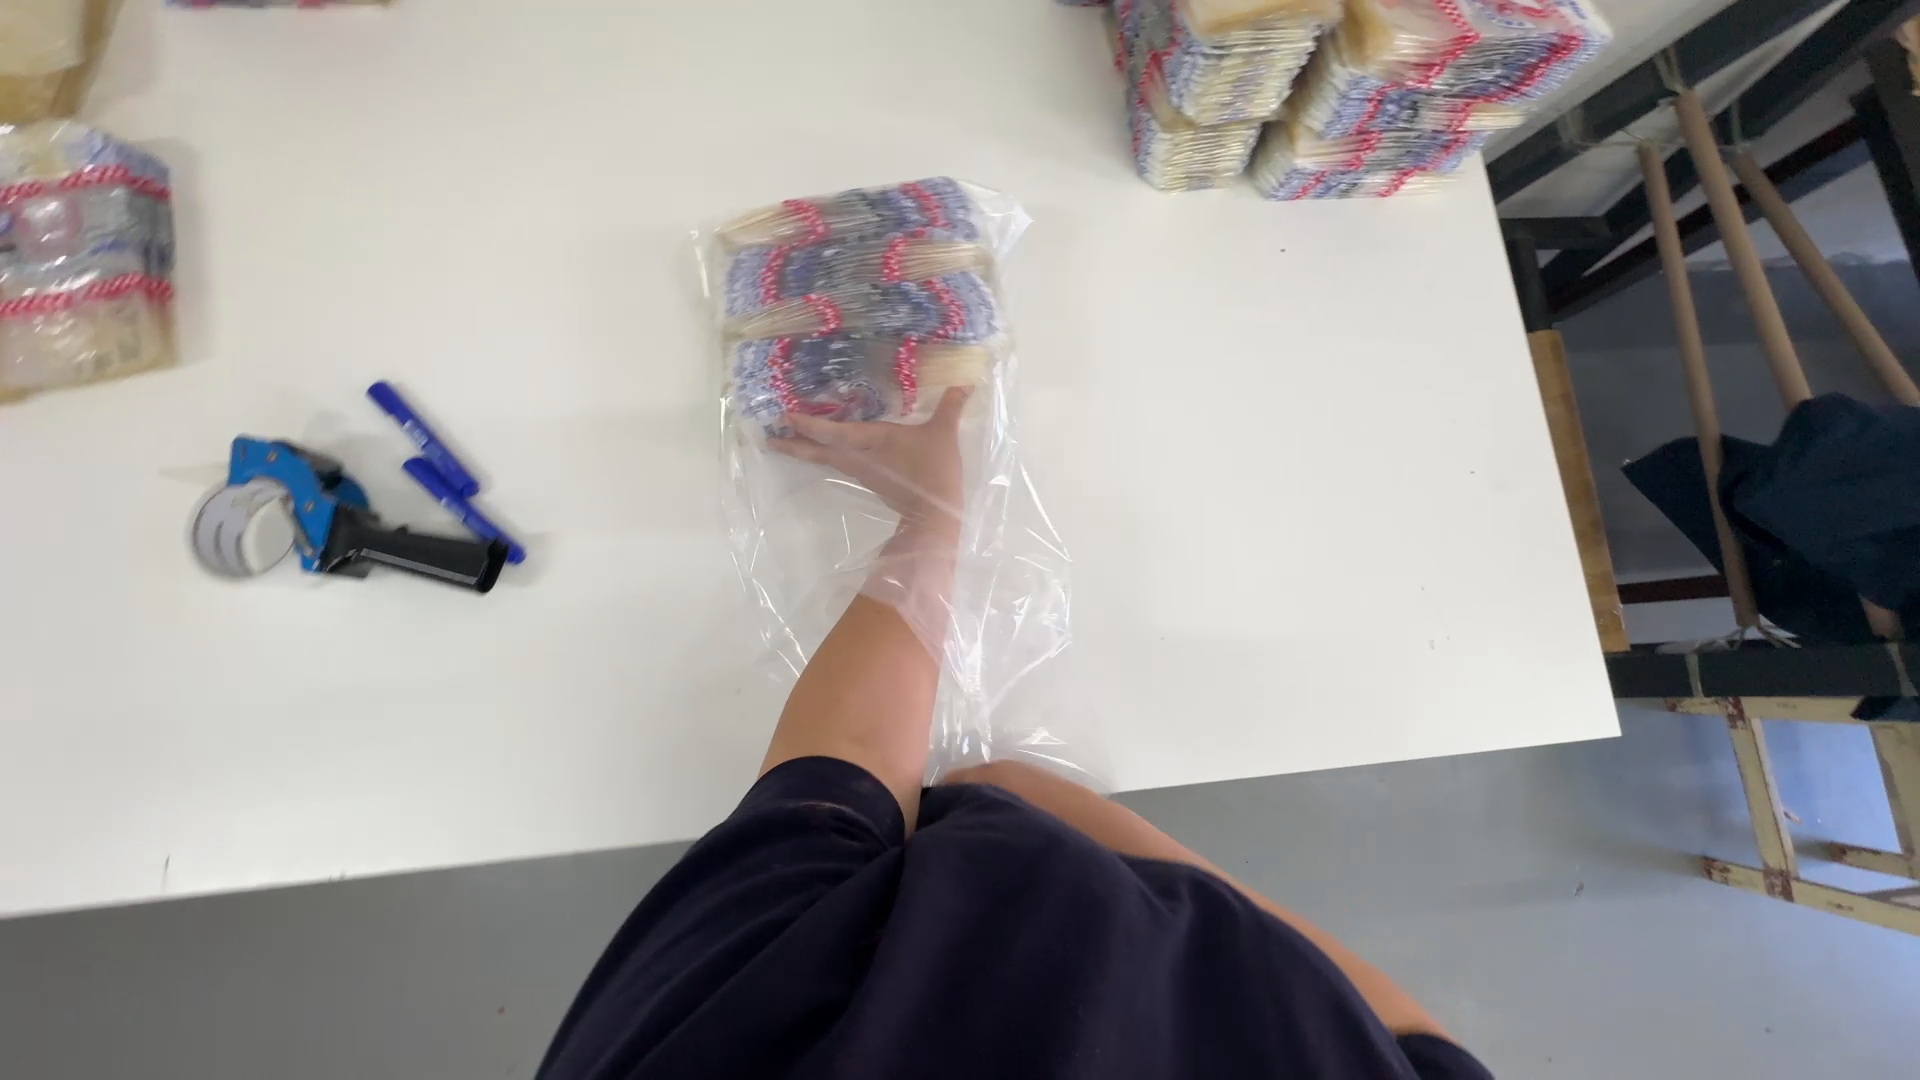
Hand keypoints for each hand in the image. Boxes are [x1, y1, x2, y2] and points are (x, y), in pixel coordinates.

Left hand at [770, 388, 971, 532]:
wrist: (935, 513)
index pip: (831, 432)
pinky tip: (825, 450)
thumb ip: (951, 405)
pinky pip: (840, 464)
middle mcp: (858, 457)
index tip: (785, 416)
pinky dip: (825, 455)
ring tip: (786, 441)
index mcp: (870, 441)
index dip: (808, 424)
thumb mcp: (943, 434)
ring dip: (805, 450)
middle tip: (769, 437)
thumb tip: (966, 380)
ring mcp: (862, 471)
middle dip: (793, 443)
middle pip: (818, 451)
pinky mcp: (869, 480)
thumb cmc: (933, 470)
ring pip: (826, 459)